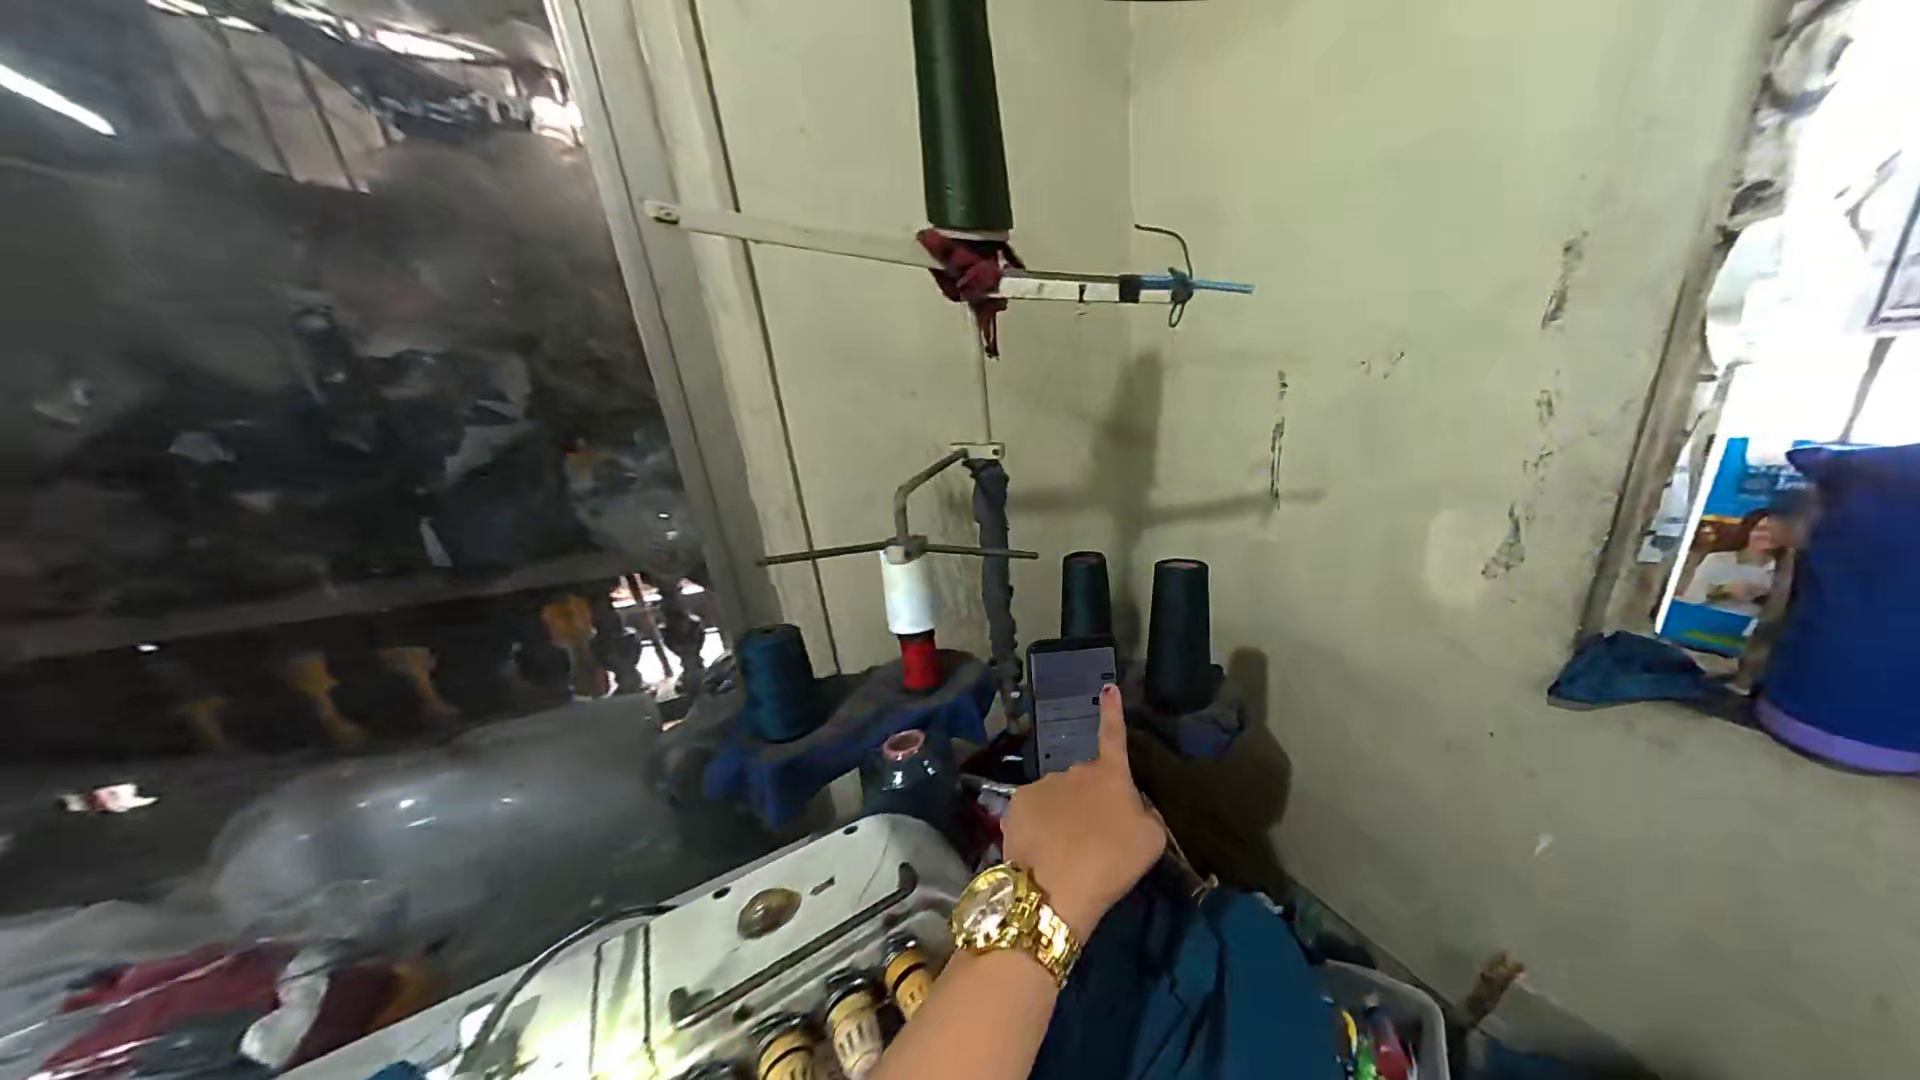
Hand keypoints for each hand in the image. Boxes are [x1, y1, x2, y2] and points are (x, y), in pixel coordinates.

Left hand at [1002, 684, 1166, 937]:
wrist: (1055, 888)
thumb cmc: (1111, 863)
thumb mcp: (1151, 841)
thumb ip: (1145, 814)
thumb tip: (1132, 805)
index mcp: (1110, 775)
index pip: (1114, 735)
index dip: (1113, 712)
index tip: (1108, 687)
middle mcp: (1074, 770)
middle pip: (1086, 780)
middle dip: (1090, 798)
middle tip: (1096, 835)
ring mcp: (1042, 783)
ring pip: (1058, 795)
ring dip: (1064, 812)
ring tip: (1069, 850)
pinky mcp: (1017, 802)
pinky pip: (1034, 808)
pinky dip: (1040, 823)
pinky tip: (1044, 849)